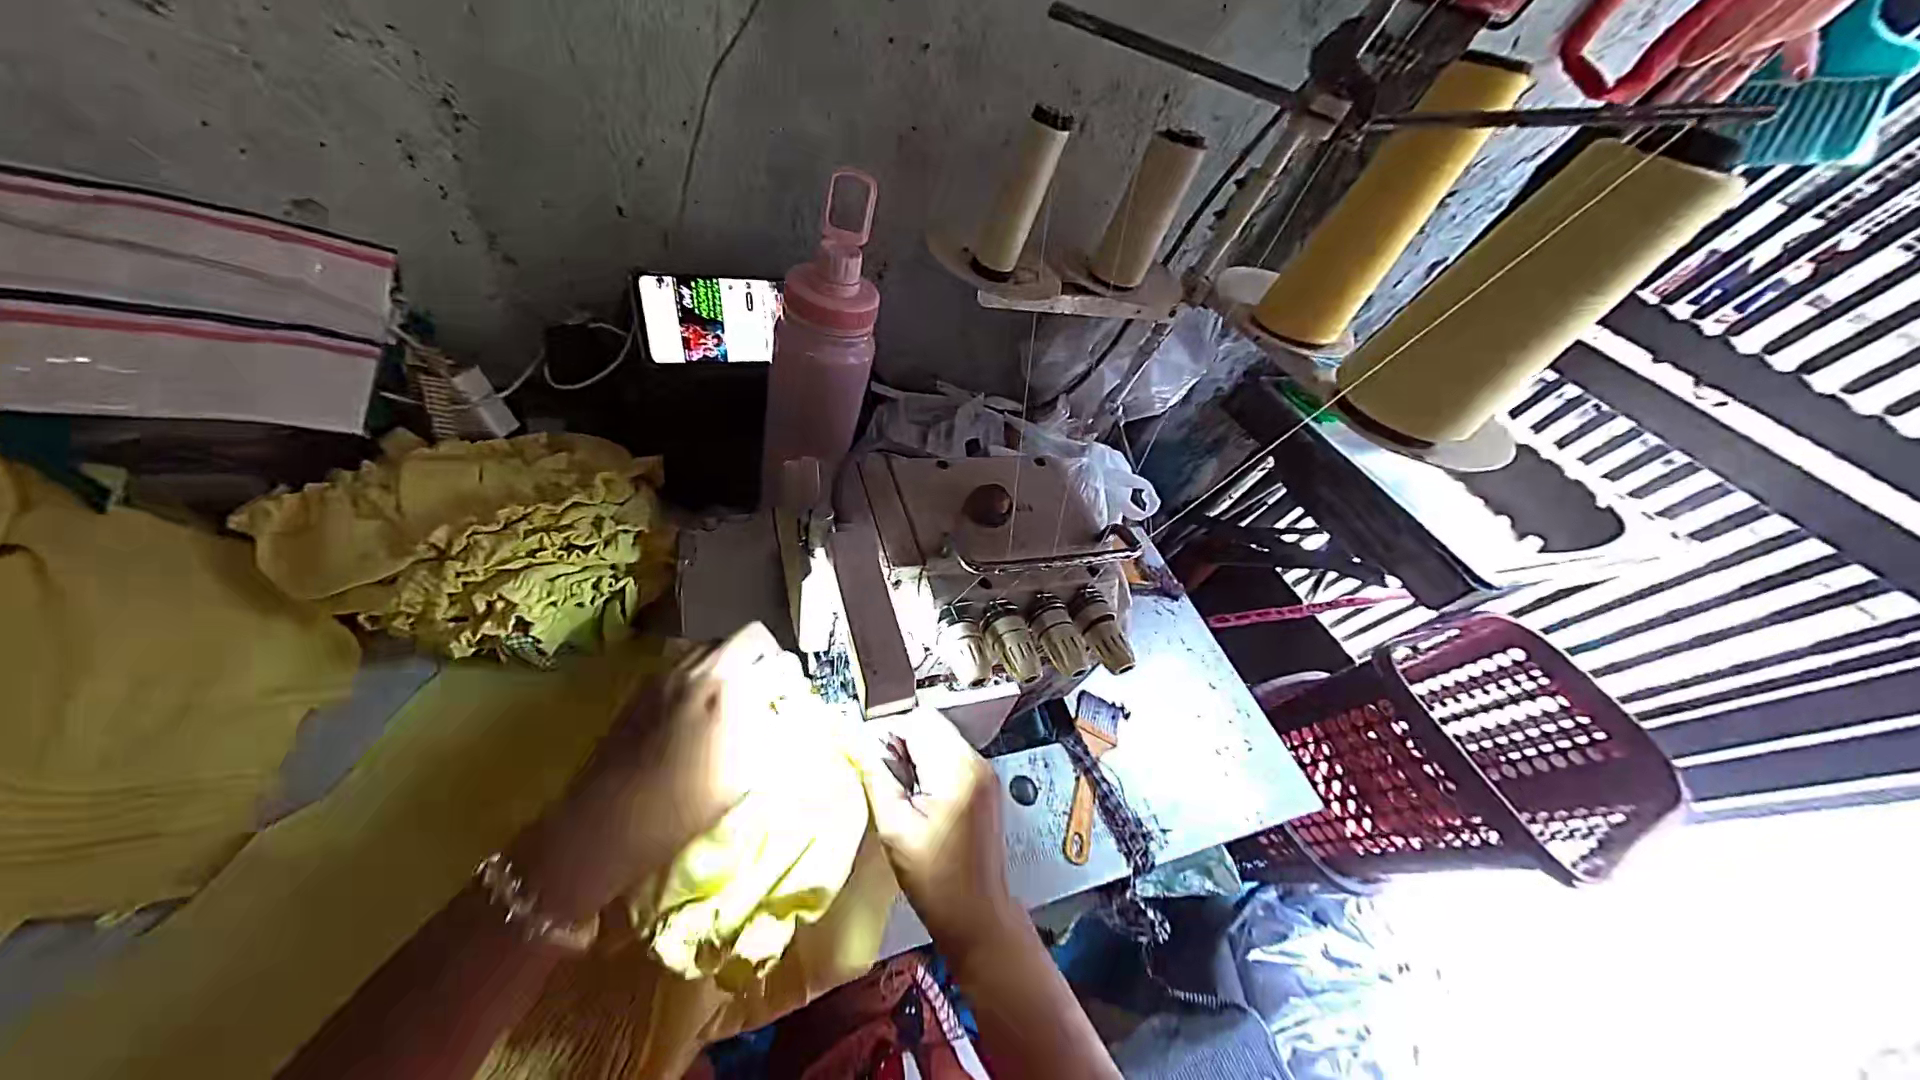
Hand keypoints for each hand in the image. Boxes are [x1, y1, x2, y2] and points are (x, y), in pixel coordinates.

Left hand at [513, 623, 801, 919]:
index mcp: (720, 680)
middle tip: (761, 696)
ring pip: (703, 652)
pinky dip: (696, 681)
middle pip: (731, 640)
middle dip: (753, 662)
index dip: (779, 661)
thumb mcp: (743, 771)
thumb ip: (768, 727)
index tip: (785, 689)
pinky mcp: (636, 693)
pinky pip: (678, 670)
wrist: (604, 827)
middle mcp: (688, 667)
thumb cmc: (682, 806)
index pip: (759, 640)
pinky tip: (695, 720)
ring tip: (729, 706)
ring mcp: (657, 677)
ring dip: (724, 669)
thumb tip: (782, 705)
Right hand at [850, 708, 1022, 958]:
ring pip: (939, 740)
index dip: (889, 733)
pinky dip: (930, 769)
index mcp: (958, 769)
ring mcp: (984, 773)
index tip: (873, 759)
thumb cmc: (936, 880)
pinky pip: (950, 758)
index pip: (918, 720)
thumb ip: (877, 778)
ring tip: (903, 792)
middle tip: (887, 779)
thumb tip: (858, 745)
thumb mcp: (895, 828)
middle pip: (931, 726)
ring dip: (915, 756)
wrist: (977, 913)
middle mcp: (977, 762)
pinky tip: (920, 800)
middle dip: (902, 744)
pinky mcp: (984, 786)